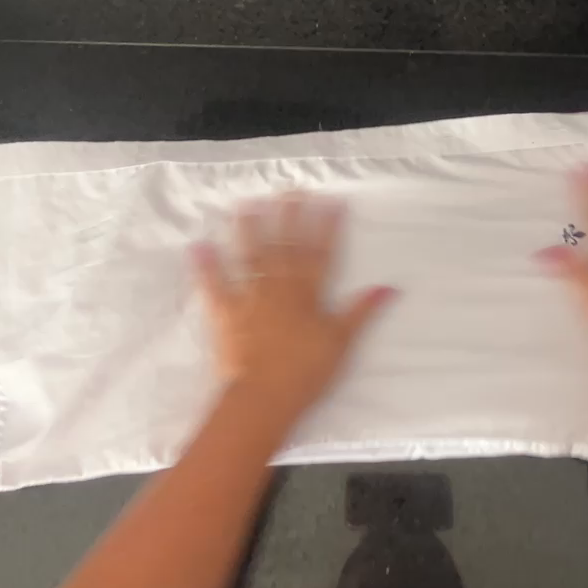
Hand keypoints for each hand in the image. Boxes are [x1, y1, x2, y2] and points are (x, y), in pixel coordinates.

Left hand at [191, 193, 398, 421]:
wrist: (264, 397)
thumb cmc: (307, 372)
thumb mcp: (342, 342)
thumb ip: (362, 311)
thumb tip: (388, 286)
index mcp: (309, 293)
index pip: (321, 253)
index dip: (327, 226)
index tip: (331, 201)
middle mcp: (280, 288)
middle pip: (286, 246)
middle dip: (289, 216)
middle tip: (289, 190)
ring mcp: (251, 298)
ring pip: (251, 257)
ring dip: (248, 229)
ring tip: (246, 205)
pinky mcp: (226, 313)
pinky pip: (214, 285)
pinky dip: (206, 266)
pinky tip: (198, 245)